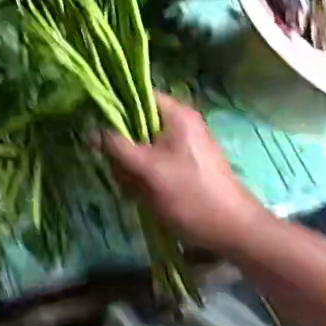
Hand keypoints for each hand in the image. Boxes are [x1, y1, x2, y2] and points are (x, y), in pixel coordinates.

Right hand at [101, 94, 273, 254]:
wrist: (234, 231)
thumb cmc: (191, 195)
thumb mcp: (148, 170)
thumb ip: (116, 146)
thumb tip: (91, 131)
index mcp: (177, 114)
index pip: (137, 94)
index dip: (114, 106)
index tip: (95, 125)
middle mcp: (181, 122)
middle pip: (136, 121)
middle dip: (122, 146)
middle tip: (118, 168)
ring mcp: (184, 144)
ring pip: (142, 144)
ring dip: (131, 165)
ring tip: (133, 188)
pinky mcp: (185, 164)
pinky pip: (154, 160)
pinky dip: (144, 175)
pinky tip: (143, 194)